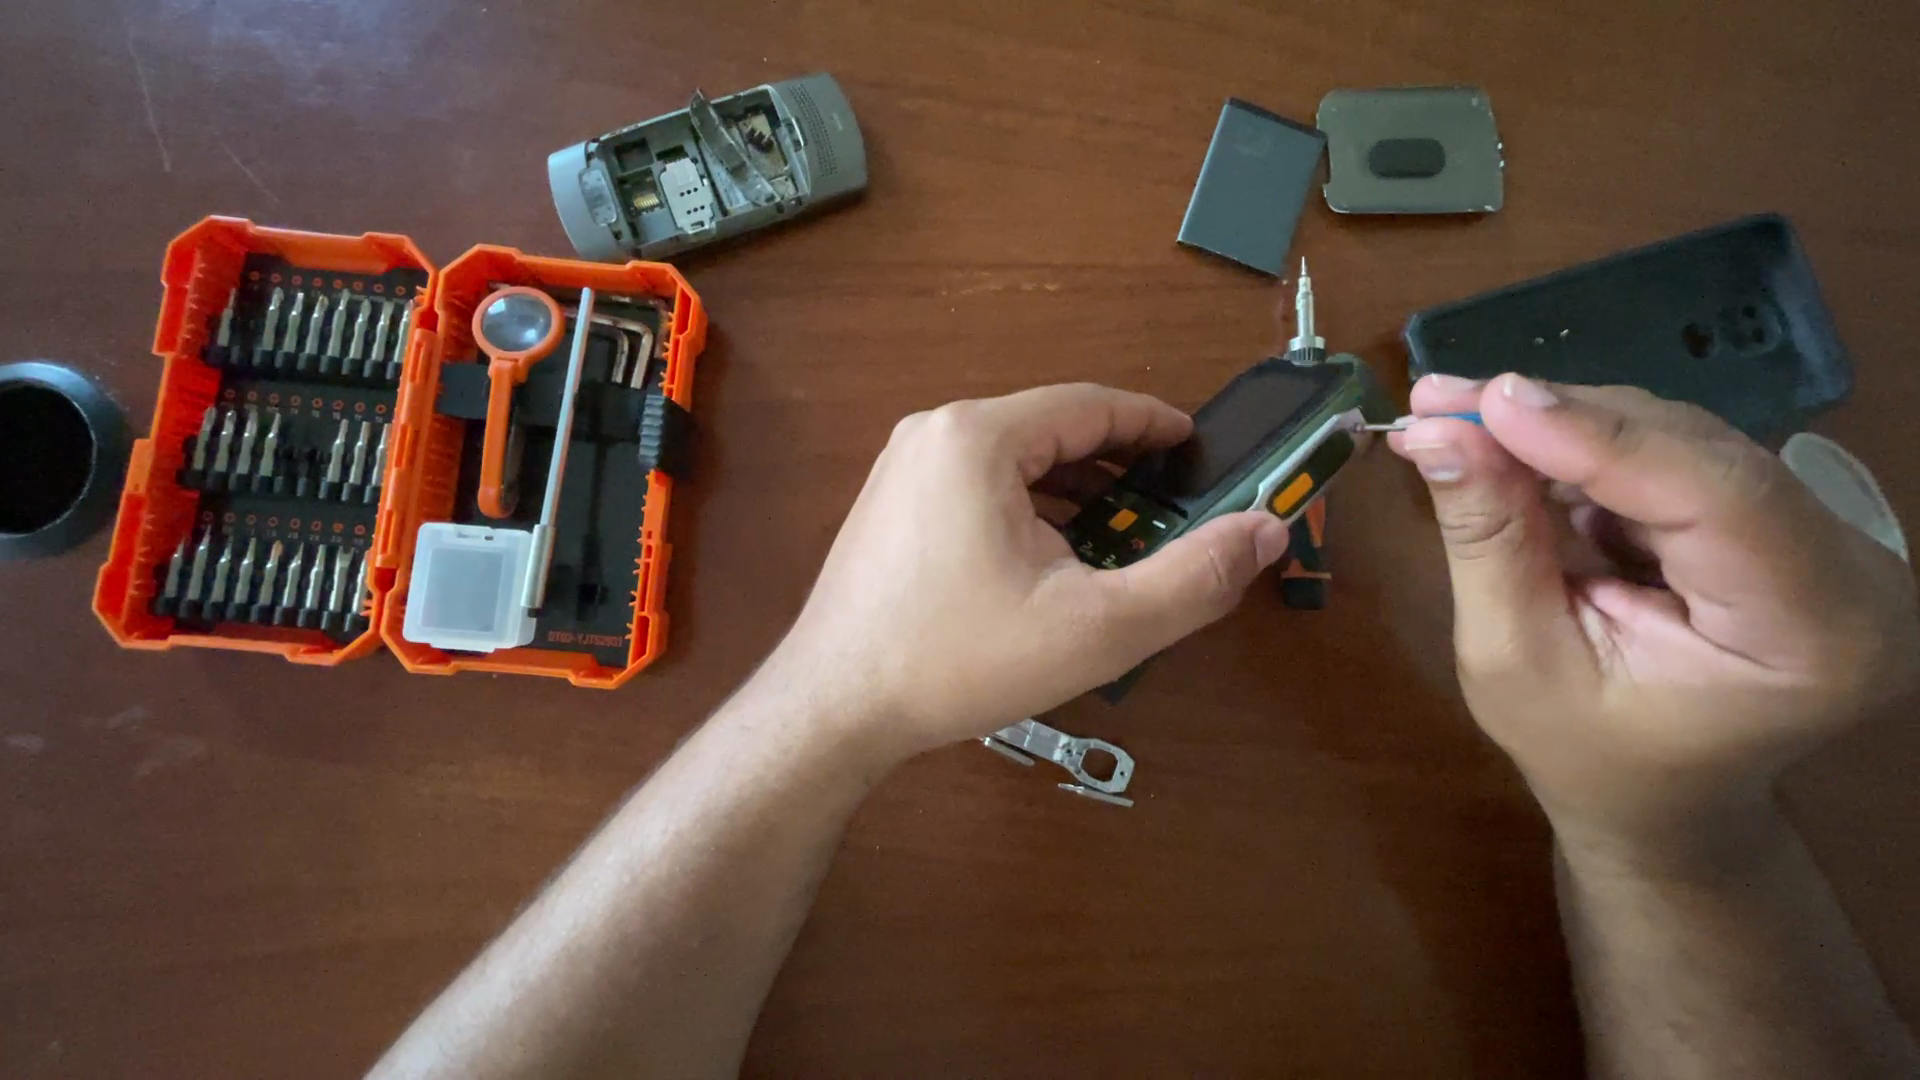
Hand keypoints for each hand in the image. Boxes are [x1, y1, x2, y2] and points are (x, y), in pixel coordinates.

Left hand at [766, 383, 1290, 762]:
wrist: (834, 709)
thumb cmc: (961, 661)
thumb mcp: (1096, 626)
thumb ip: (1193, 577)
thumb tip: (1269, 529)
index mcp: (978, 436)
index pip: (1092, 406)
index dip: (1156, 427)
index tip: (1202, 454)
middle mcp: (933, 434)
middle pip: (1051, 431)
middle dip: (1118, 467)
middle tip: (1171, 509)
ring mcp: (902, 469)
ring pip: (1013, 463)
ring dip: (1073, 493)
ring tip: (1121, 536)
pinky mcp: (890, 507)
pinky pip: (976, 488)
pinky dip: (1026, 511)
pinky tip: (1050, 560)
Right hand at [1389, 373, 1919, 864]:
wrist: (1652, 794)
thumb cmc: (1581, 750)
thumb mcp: (1511, 656)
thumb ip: (1487, 541)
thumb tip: (1436, 435)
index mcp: (1811, 634)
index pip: (1715, 497)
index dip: (1596, 438)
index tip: (1486, 399)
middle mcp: (1849, 568)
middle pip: (1696, 452)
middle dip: (1558, 419)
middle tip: (1439, 399)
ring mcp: (1817, 536)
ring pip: (1674, 441)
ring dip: (1556, 425)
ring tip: (1452, 417)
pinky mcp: (1767, 520)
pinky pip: (1662, 458)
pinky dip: (1572, 448)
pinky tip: (1504, 448)